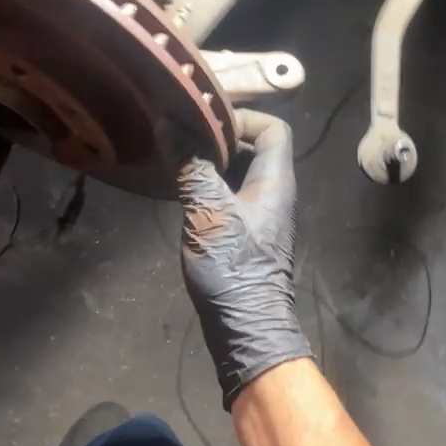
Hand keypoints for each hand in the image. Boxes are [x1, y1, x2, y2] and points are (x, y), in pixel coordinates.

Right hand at [178, 109, 313, 409]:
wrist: (246, 329)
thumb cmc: (233, 267)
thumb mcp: (206, 210)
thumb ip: (190, 164)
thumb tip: (169, 119)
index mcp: (275, 180)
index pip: (273, 128)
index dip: (243, 117)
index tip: (204, 119)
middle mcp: (273, 192)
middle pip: (253, 147)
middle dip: (218, 137)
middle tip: (180, 131)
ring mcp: (260, 215)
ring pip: (238, 172)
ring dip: (209, 162)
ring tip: (174, 154)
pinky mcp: (245, 235)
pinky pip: (228, 195)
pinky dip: (206, 184)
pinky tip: (179, 187)